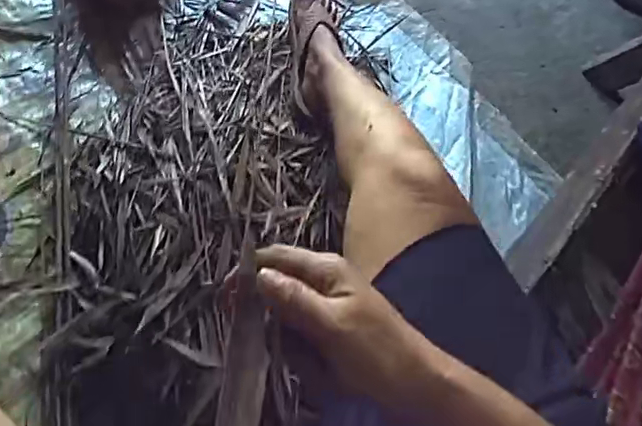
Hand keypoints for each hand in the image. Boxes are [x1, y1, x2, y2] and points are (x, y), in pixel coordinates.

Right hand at [251, 245, 437, 411]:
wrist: (418, 385)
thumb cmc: (377, 352)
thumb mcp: (332, 326)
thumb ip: (295, 300)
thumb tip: (259, 275)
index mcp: (327, 268)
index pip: (278, 257)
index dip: (249, 270)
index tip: (223, 293)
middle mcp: (326, 279)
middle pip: (280, 284)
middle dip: (267, 312)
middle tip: (257, 337)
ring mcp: (330, 305)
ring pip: (289, 315)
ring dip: (286, 339)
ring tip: (302, 361)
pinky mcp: (334, 330)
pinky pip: (303, 337)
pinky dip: (302, 354)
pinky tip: (315, 370)